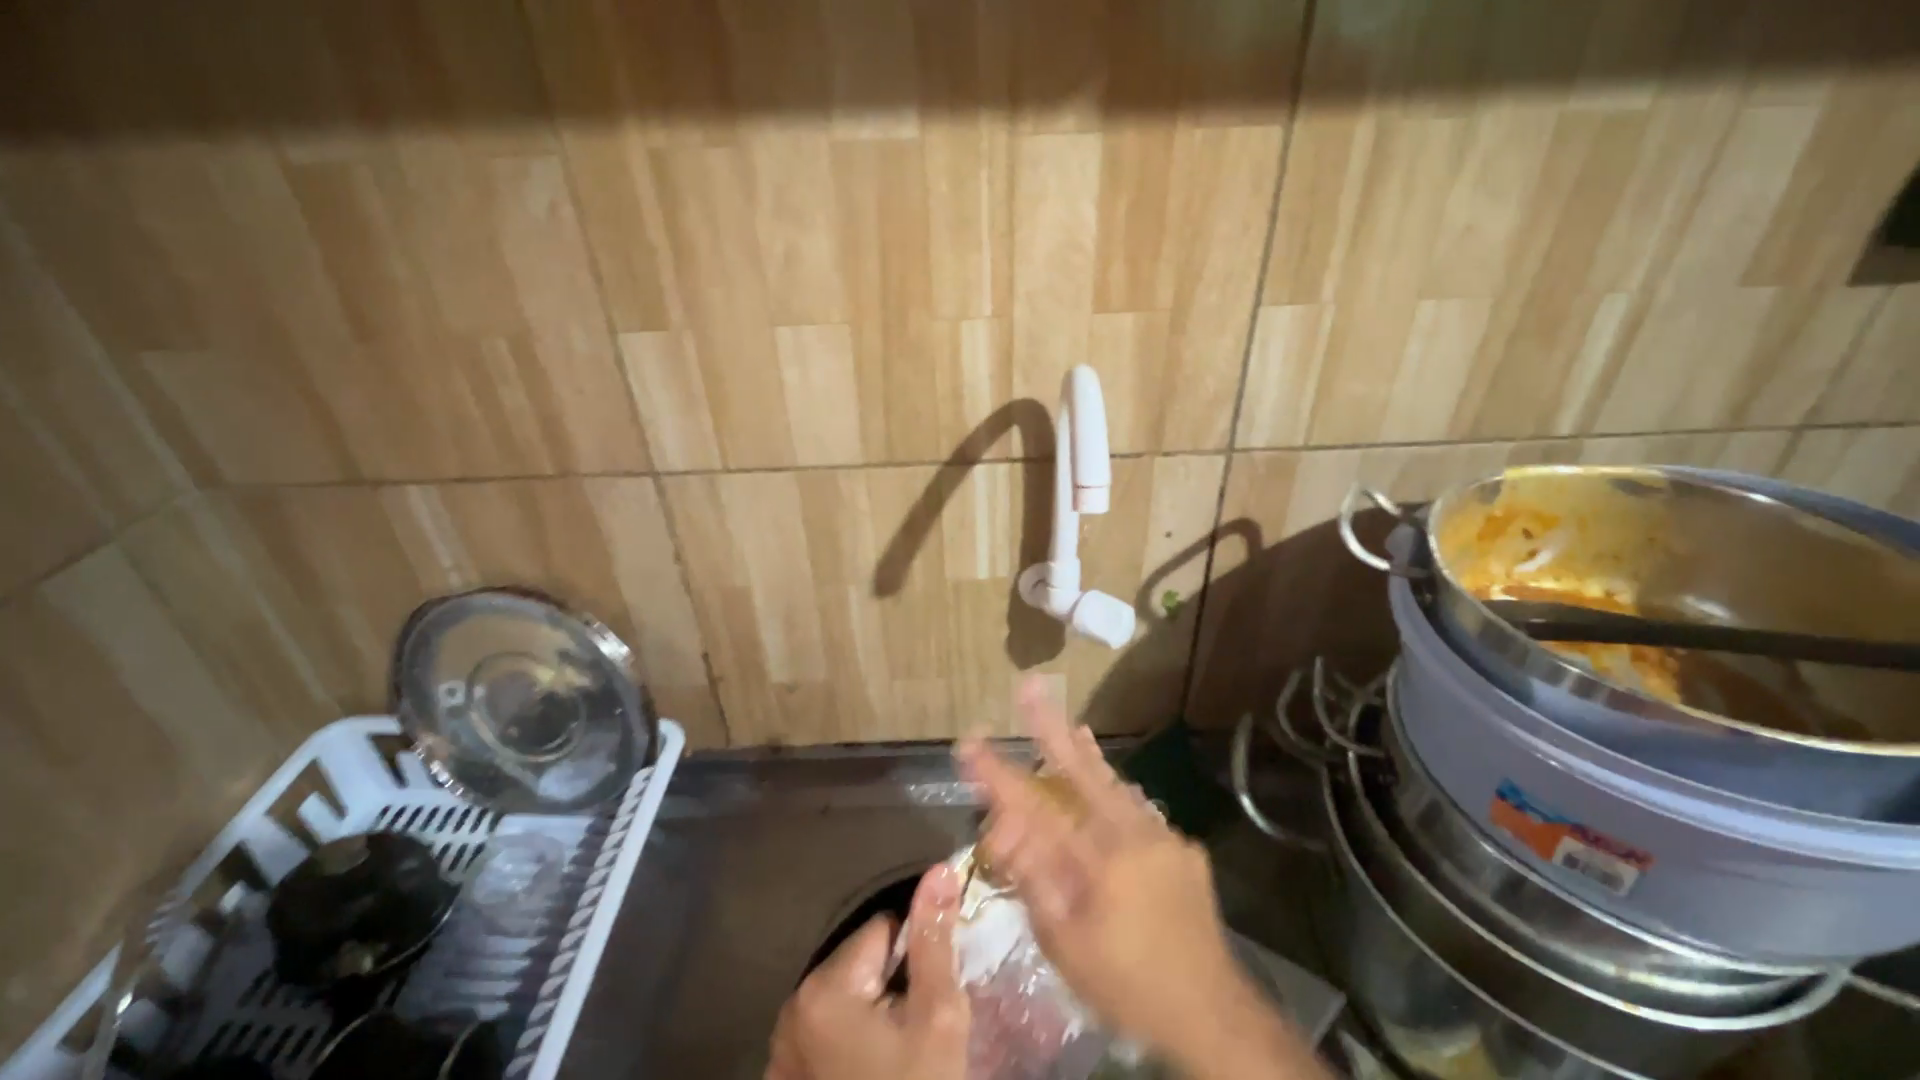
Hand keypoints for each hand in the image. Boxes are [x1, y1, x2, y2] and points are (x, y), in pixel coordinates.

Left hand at [765, 864, 969, 1079]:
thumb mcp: (937, 1017)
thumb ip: (935, 940)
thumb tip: (940, 871)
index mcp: (824, 986)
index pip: (882, 929)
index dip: (915, 954)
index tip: (929, 992)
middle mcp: (791, 1005)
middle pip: (859, 960)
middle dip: (891, 980)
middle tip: (914, 1025)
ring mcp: (783, 1044)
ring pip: (844, 993)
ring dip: (871, 1007)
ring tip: (894, 1047)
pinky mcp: (786, 1072)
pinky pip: (825, 1027)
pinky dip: (849, 1035)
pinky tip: (871, 1064)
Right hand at [957, 681, 1331, 1079]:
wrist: (1213, 1012)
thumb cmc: (1127, 986)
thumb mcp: (1066, 944)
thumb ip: (1036, 881)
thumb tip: (1008, 830)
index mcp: (1100, 859)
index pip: (1037, 808)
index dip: (1000, 774)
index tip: (970, 742)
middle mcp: (1134, 835)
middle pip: (1084, 774)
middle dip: (1052, 729)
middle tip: (1031, 687)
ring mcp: (1165, 840)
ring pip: (1116, 788)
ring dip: (1088, 758)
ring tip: (1074, 728)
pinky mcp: (1184, 852)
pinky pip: (1140, 812)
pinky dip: (1116, 794)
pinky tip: (1110, 791)